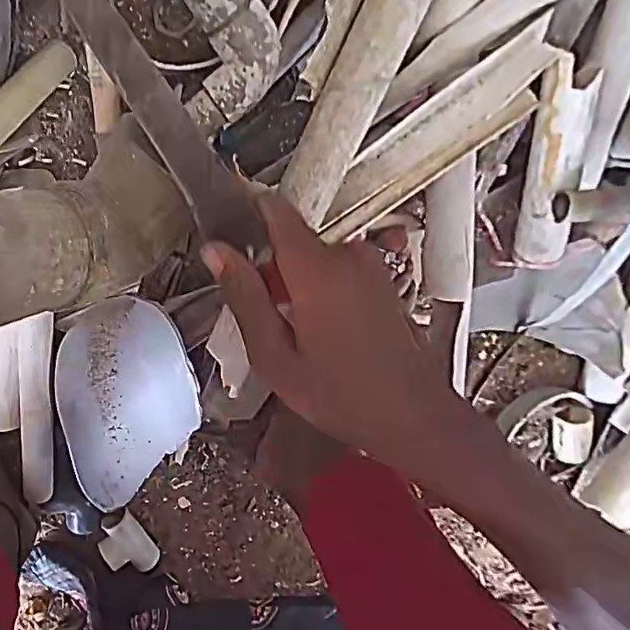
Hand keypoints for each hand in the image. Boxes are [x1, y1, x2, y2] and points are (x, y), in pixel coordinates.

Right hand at [201, 194, 476, 479]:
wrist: (414, 417)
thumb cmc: (339, 394)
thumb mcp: (273, 354)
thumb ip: (243, 296)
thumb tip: (216, 251)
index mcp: (316, 269)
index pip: (275, 211)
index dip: (246, 212)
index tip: (226, 232)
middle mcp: (348, 255)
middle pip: (290, 242)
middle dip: (269, 270)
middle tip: (262, 319)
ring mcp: (371, 266)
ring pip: (312, 259)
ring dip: (294, 286)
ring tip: (292, 336)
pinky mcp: (382, 280)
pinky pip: (335, 270)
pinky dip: (318, 292)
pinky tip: (319, 336)